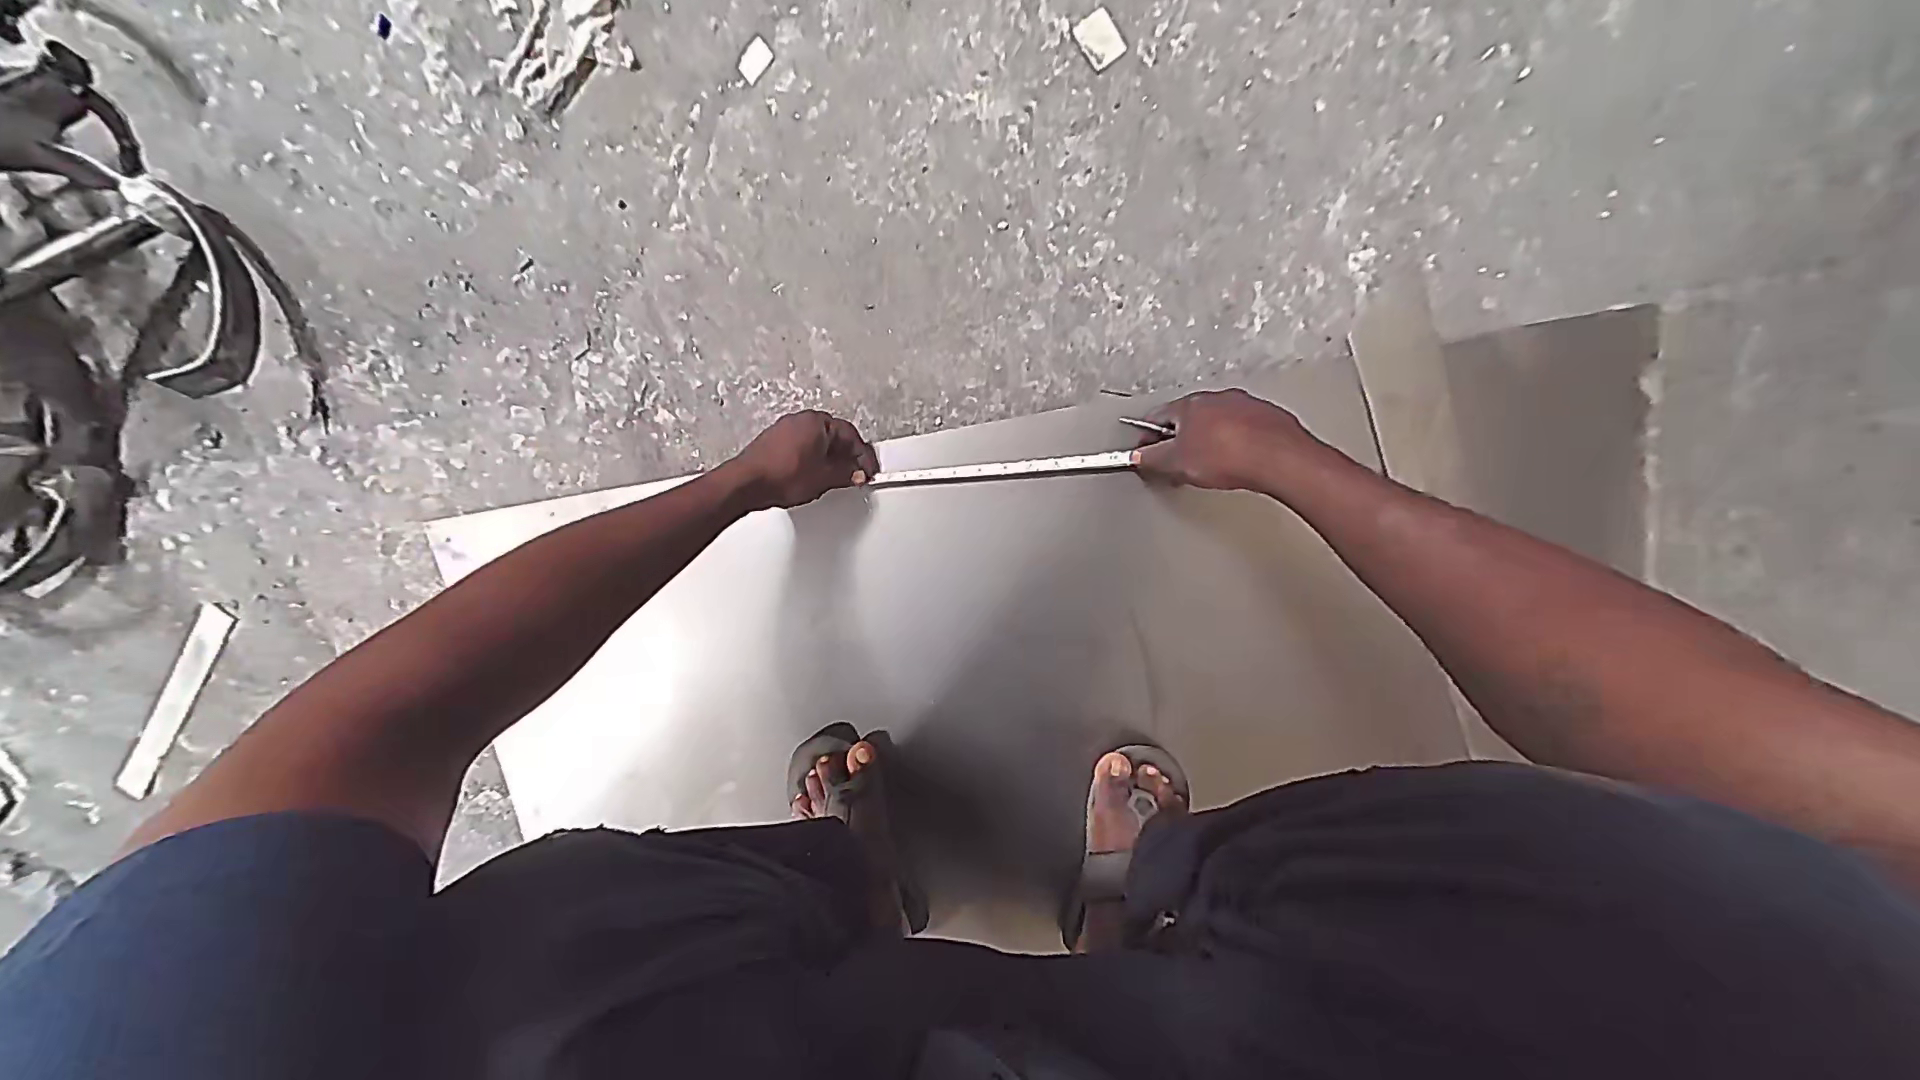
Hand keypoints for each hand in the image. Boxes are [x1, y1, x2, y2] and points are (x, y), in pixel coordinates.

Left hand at [724, 410, 879, 510]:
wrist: (746, 483)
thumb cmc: (779, 475)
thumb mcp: (825, 478)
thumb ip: (847, 473)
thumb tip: (855, 472)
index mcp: (817, 422)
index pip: (851, 435)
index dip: (864, 455)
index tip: (868, 470)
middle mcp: (801, 420)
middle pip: (835, 436)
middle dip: (848, 456)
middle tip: (856, 474)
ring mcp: (786, 430)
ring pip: (818, 442)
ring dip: (831, 459)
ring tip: (836, 478)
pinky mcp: (775, 442)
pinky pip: (803, 447)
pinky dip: (813, 459)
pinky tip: (814, 476)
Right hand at [1132, 389, 1333, 491]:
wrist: (1279, 458)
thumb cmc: (1231, 456)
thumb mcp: (1176, 464)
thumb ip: (1152, 460)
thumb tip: (1139, 457)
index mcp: (1190, 404)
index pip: (1156, 418)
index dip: (1146, 439)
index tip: (1145, 454)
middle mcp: (1217, 398)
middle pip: (1187, 419)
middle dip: (1178, 441)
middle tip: (1176, 465)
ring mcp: (1245, 406)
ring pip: (1216, 423)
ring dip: (1207, 441)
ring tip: (1209, 467)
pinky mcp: (1267, 418)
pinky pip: (1241, 430)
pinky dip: (1234, 444)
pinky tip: (1235, 462)